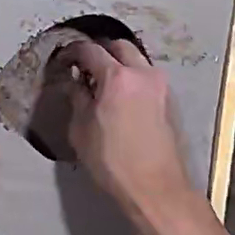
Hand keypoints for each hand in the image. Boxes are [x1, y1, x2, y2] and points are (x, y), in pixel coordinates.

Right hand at [58, 40, 207, 232]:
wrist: (156, 188)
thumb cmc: (113, 162)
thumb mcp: (81, 130)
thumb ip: (77, 98)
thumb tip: (76, 83)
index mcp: (117, 78)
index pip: (91, 50)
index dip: (74, 52)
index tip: (64, 60)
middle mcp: (143, 73)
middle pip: (119, 46)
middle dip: (100, 51)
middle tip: (84, 66)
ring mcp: (160, 85)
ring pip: (137, 59)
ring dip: (119, 63)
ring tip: (101, 83)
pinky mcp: (169, 100)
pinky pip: (146, 76)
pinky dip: (131, 77)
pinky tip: (119, 97)